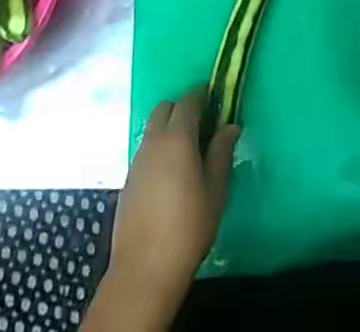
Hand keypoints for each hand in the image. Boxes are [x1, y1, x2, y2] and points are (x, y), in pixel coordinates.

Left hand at [109, 90, 236, 301]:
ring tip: (191, 147)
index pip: (188, 101)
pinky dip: (160, 144)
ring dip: (170, 125)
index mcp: (177, 138)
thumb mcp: (215, 191)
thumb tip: (230, 125)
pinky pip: (146, 146)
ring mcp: (137, 157)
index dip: (201, 93)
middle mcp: (153, 140)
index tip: (215, 94)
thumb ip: (221, 153)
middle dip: (183, 106)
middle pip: (165, 108)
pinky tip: (173, 169)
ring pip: (153, 126)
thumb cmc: (189, 228)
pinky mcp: (129, 175)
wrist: (145, 266)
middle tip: (204, 122)